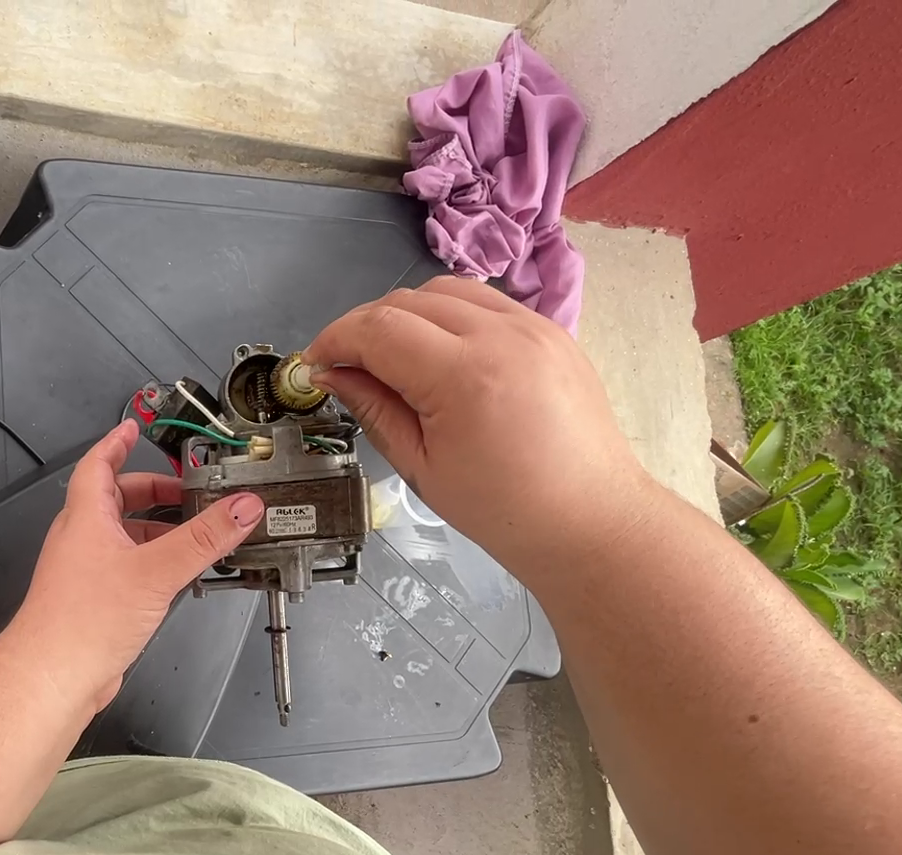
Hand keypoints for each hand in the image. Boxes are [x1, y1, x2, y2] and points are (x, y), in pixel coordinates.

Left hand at [0, 421, 262, 715]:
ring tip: (192, 534)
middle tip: (186, 491)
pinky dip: (150, 562)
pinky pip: (125, 566)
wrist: (53, 675)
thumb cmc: (80, 622)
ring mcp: (85, 569)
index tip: (133, 429)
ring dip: (156, 530)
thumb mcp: (155, 570)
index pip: (97, 463)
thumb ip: (202, 538)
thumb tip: (239, 507)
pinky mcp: (93, 598)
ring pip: (123, 535)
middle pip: (116, 499)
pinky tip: (173, 577)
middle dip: (153, 492)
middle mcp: (81, 539)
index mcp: (85, 517)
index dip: (116, 442)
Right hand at [304, 276, 656, 579]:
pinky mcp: (549, 329)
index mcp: (464, 376)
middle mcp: (501, 335)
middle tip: (341, 365)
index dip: (334, 340)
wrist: (588, 517)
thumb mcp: (418, 465)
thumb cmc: (499, 508)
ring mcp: (532, 325)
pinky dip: (443, 315)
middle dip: (361, 327)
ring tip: (385, 356)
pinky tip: (433, 352)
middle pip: (406, 301)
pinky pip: (481, 301)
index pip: (378, 330)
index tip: (313, 364)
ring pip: (443, 290)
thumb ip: (372, 408)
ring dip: (401, 315)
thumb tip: (330, 375)